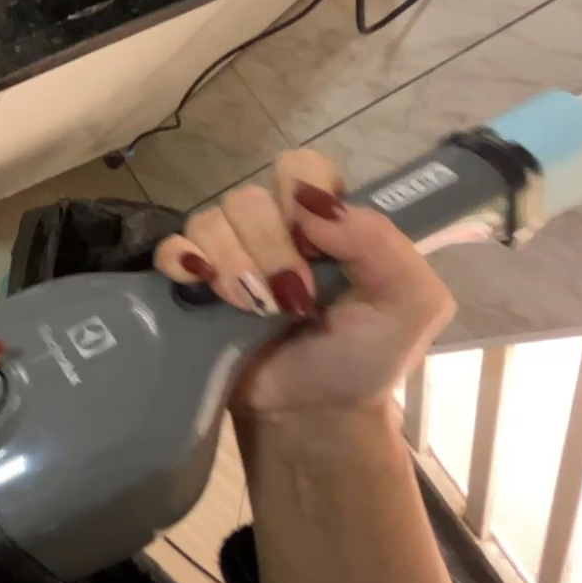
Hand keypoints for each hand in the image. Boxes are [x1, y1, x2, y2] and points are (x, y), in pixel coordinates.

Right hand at [152, 149, 454, 418]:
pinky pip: (170, 246)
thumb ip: (381, 244)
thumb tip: (311, 206)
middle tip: (291, 299)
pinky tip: (201, 286)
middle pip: (248, 198)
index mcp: (323, 224)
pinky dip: (183, 261)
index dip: (300, 195)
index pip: (301, 170)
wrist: (308, 412)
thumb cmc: (362, 358)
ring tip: (253, 310)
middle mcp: (271, 229)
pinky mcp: (188, 278)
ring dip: (233, 267)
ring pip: (208, 221)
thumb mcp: (411, 304)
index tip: (314, 241)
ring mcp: (225, 252)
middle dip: (269, 249)